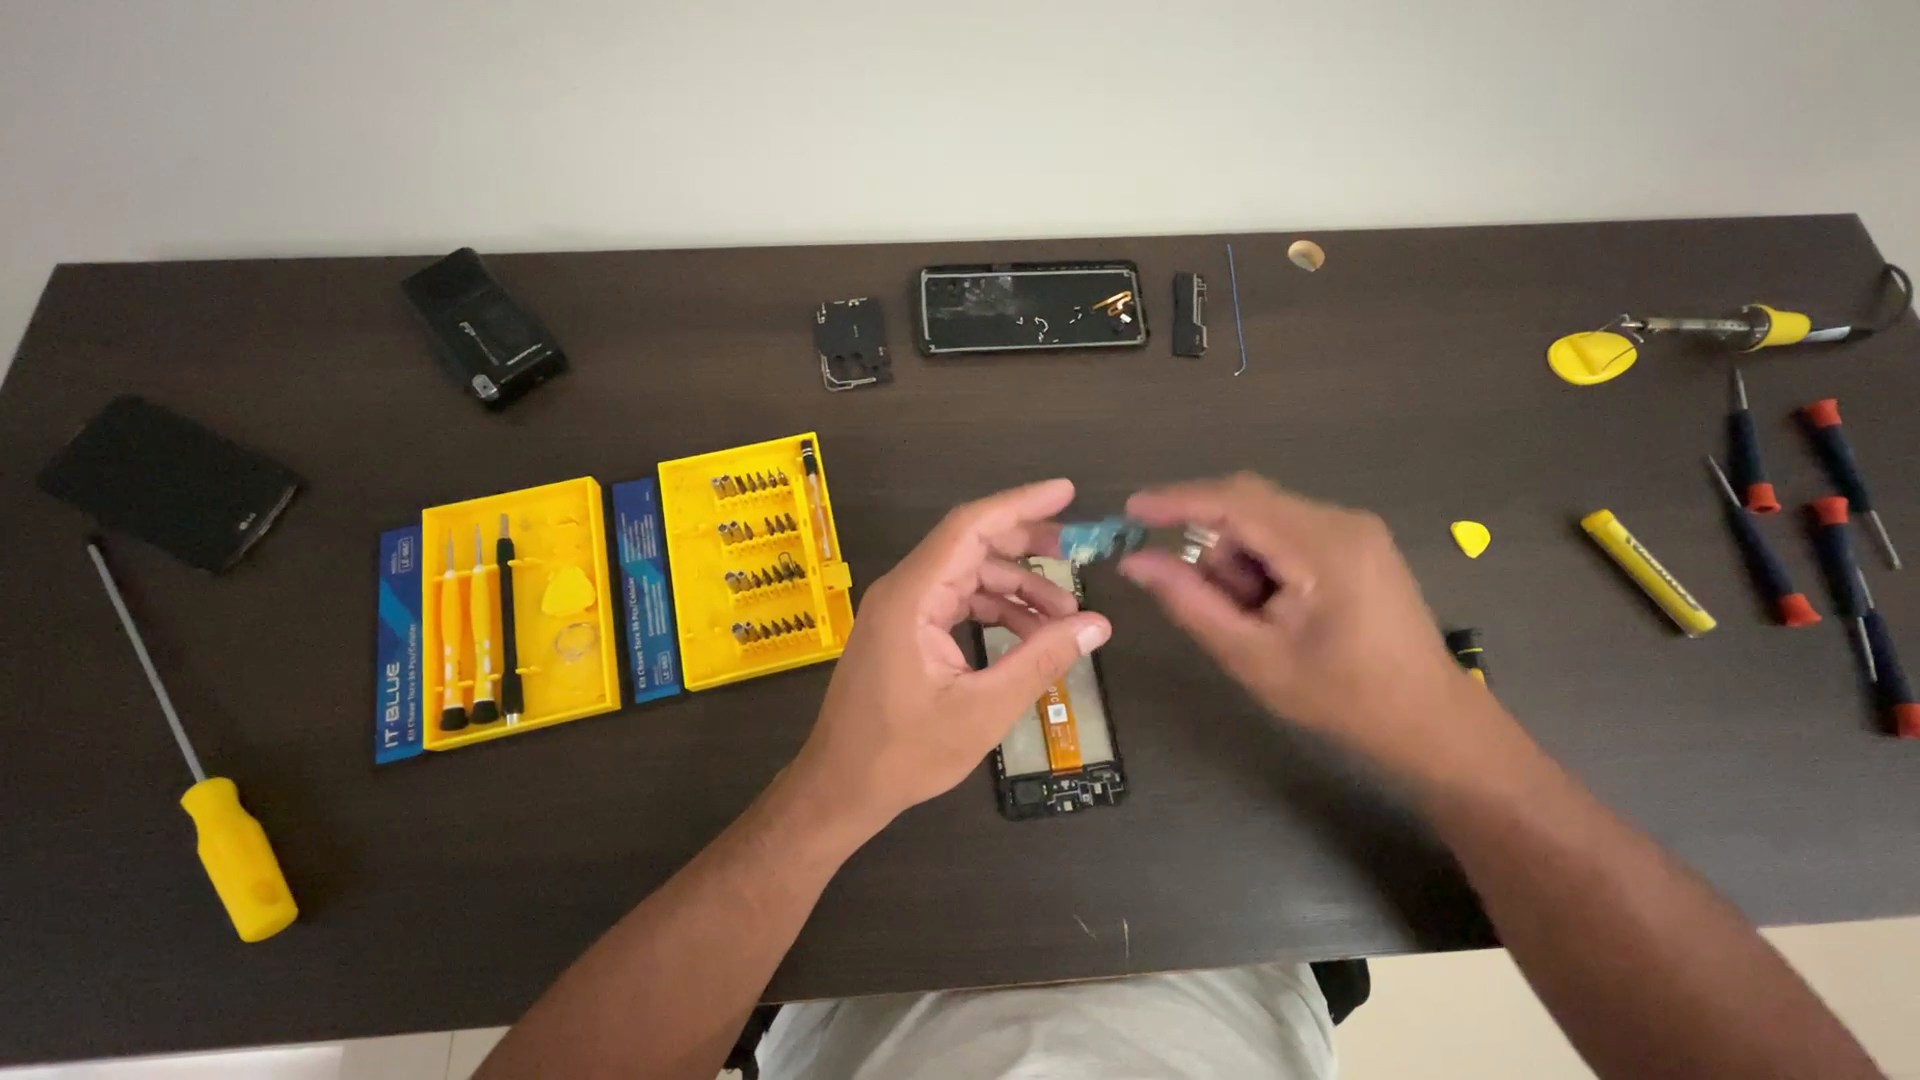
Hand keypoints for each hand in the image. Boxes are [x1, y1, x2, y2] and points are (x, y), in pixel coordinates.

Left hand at [794, 478, 1112, 831]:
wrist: (841, 787)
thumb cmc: (905, 752)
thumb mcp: (983, 709)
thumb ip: (1041, 660)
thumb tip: (1097, 624)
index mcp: (912, 597)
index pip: (969, 528)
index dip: (1019, 504)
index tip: (1066, 492)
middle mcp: (903, 591)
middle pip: (971, 546)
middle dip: (1027, 547)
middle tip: (1079, 552)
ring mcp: (901, 610)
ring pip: (968, 577)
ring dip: (1016, 589)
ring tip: (1066, 616)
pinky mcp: (905, 631)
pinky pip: (957, 603)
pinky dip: (994, 612)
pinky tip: (1030, 636)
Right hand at [1118, 473, 1481, 776]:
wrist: (1428, 720)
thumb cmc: (1339, 696)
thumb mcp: (1250, 655)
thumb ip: (1189, 601)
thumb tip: (1135, 562)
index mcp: (1323, 546)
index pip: (1234, 501)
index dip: (1176, 501)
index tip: (1129, 512)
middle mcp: (1342, 520)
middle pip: (1248, 507)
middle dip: (1215, 550)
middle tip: (1215, 606)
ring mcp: (1354, 527)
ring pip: (1264, 521)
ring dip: (1240, 563)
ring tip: (1257, 620)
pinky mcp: (1357, 541)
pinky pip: (1286, 533)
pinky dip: (1263, 565)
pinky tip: (1276, 609)